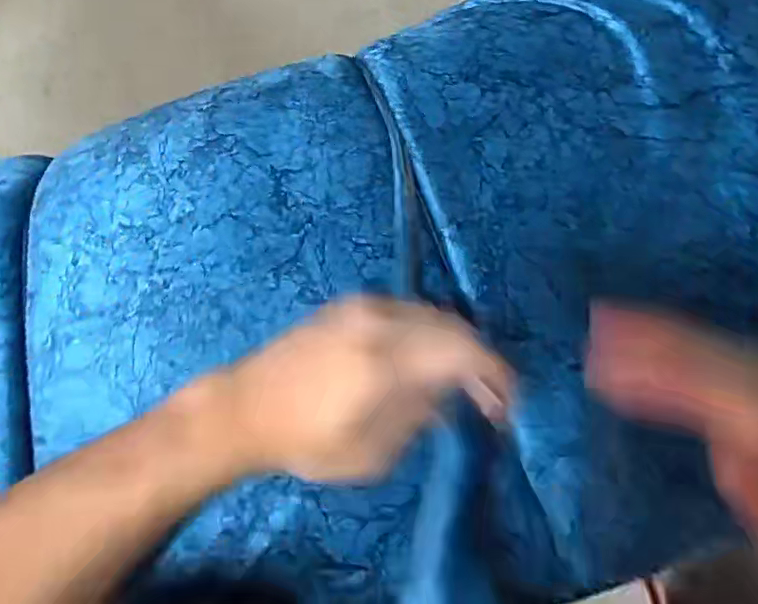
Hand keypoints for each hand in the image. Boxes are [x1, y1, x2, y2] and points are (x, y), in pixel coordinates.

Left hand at [195, 295, 512, 482]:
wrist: (247, 404)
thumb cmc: (307, 440)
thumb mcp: (371, 452)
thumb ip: (418, 415)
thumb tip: (449, 393)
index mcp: (384, 359)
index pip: (460, 349)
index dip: (495, 372)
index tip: (510, 399)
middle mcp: (376, 320)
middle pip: (449, 324)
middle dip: (478, 357)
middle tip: (489, 396)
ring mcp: (359, 306)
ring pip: (427, 312)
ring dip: (452, 341)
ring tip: (459, 381)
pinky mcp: (346, 304)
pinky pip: (402, 309)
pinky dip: (425, 330)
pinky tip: (423, 359)